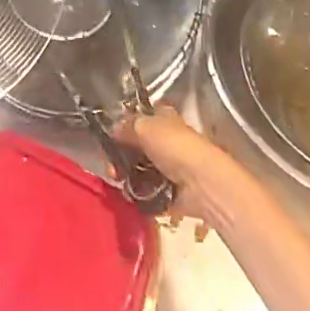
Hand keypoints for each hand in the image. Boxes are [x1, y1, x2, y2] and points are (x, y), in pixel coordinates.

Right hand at [117, 107, 238, 229]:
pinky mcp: (169, 190)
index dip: (123, 126)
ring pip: (138, 168)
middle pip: (135, 145)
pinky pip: (145, 189)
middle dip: (119, 156)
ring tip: (119, 181)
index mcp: (162, 116)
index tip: (109, 138)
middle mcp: (165, 138)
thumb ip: (126, 126)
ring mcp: (168, 165)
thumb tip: (113, 128)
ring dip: (126, 176)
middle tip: (111, 167)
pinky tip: (130, 193)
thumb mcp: (144, 127)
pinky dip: (137, 192)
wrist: (200, 183)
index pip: (138, 117)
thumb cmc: (174, 146)